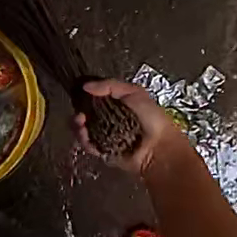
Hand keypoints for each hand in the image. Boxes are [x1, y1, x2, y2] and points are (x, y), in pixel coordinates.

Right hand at [71, 78, 187, 175]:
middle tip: (79, 112)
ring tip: (80, 121)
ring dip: (77, 125)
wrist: (159, 147)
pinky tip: (83, 132)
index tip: (79, 93)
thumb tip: (85, 86)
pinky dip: (83, 139)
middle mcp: (109, 120)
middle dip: (79, 111)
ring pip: (84, 129)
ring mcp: (105, 136)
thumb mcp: (134, 92)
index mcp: (117, 105)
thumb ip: (109, 85)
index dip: (85, 96)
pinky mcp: (104, 151)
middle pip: (86, 114)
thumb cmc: (151, 117)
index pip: (95, 99)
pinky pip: (88, 145)